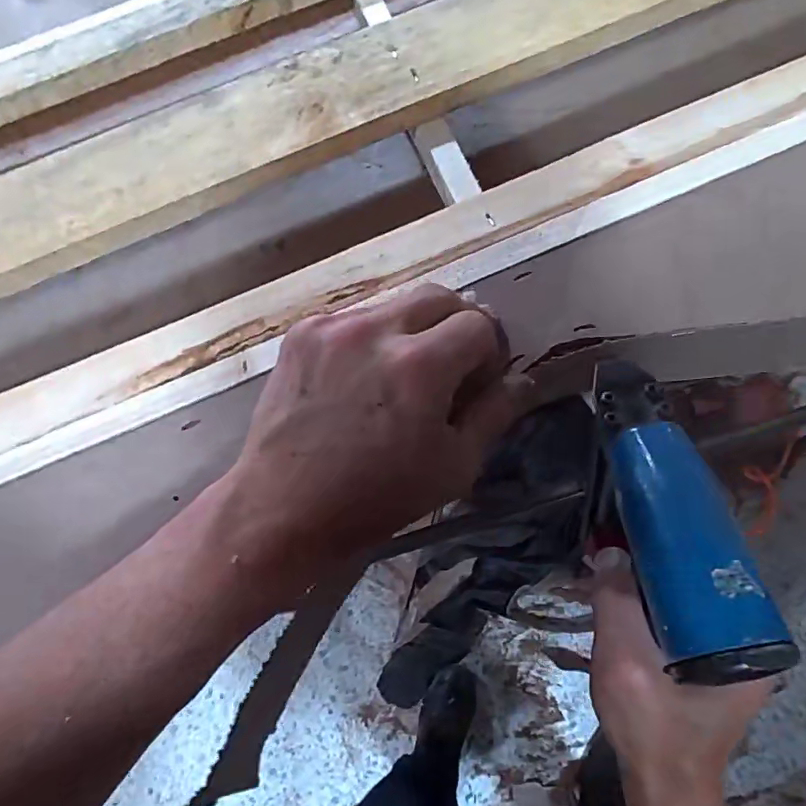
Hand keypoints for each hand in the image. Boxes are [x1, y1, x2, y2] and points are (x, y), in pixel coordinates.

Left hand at [217, 285, 532, 585]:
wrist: (283, 508)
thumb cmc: (377, 498)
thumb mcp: (454, 466)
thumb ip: (494, 414)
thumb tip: (522, 381)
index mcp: (421, 365)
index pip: (480, 324)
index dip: (491, 353)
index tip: (480, 383)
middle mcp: (376, 329)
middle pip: (441, 296)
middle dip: (459, 326)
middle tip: (453, 368)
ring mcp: (333, 326)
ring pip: (398, 304)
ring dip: (417, 330)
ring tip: (405, 376)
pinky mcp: (303, 333)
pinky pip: (358, 318)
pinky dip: (375, 338)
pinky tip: (364, 379)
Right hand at [587, 547, 774, 794]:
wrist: (662, 794)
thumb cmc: (652, 728)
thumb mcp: (625, 660)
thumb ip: (616, 601)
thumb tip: (611, 550)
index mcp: (751, 639)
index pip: (720, 571)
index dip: (681, 544)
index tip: (647, 525)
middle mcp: (752, 645)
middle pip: (704, 586)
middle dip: (662, 564)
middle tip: (627, 545)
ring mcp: (734, 661)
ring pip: (692, 605)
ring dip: (656, 588)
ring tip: (624, 566)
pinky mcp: (714, 672)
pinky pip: (686, 626)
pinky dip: (657, 610)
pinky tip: (630, 603)